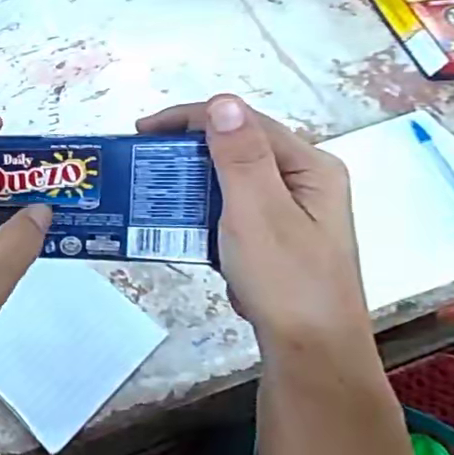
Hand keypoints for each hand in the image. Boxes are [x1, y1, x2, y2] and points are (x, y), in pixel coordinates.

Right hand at [137, 95, 368, 355]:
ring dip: (194, 178)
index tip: (142, 131)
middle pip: (240, 147)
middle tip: (143, 159)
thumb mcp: (258, 212)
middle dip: (189, 148)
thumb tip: (223, 101)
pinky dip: (206, 208)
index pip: (245, 123)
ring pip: (235, 179)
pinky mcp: (277, 238)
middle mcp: (305, 182)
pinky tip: (183, 221)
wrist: (311, 353)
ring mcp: (292, 212)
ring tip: (155, 189)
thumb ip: (240, 156)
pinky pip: (235, 208)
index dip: (191, 118)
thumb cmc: (286, 281)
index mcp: (309, 167)